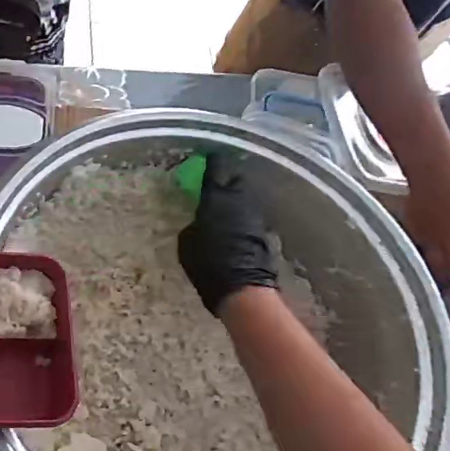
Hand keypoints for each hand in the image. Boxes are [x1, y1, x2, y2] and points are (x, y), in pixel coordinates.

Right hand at [178, 156, 277, 314]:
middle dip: (224, 179)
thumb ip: (194, 223)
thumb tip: (200, 220)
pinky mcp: (262, 231)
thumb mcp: (187, 242)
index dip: (209, 162)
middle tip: (211, 187)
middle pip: (234, 179)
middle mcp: (239, 200)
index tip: (202, 161)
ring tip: (221, 208)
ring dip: (233, 199)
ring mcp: (254, 215)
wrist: (242, 289)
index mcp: (217, 197)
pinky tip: (231, 226)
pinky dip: (239, 216)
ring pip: (243, 197)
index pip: (215, 168)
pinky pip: (248, 215)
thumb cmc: (207, 265)